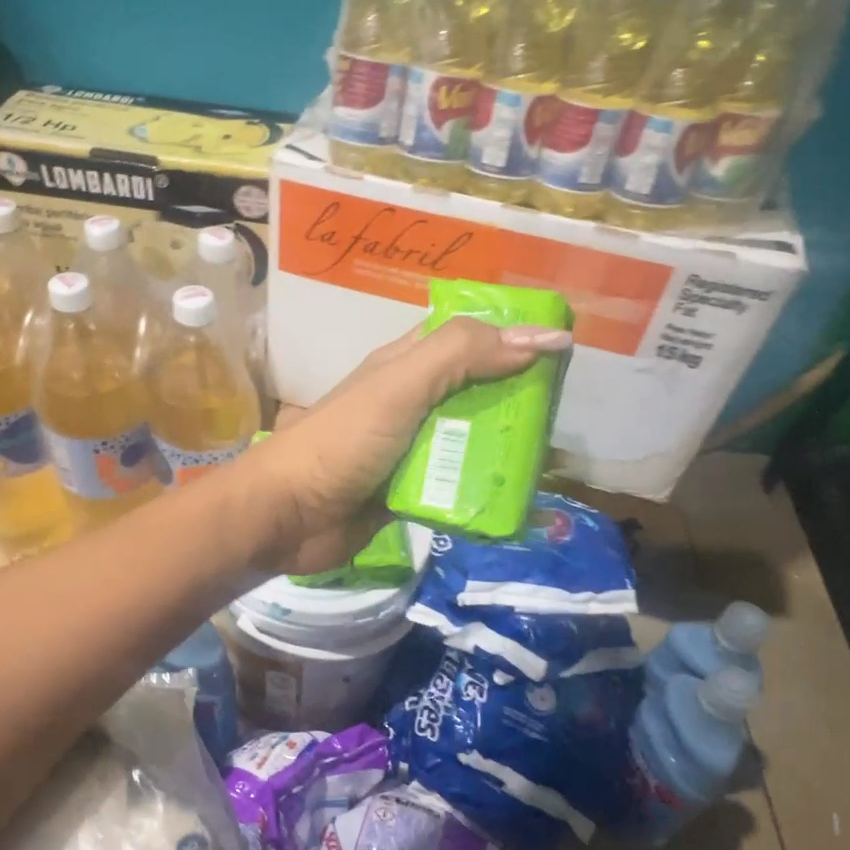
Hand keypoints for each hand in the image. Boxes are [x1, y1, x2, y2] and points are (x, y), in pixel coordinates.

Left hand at [244, 316, 571, 574]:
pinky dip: (482, 488)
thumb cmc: (342, 440)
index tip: (561, 346)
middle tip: (563, 410)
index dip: (508, 334)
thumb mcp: (401, 385)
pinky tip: (516, 495)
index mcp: (404, 365)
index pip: (466, 337)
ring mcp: (408, 450)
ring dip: (503, 447)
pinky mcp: (408, 493)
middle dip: (516, 397)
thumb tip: (545, 336)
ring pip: (468, 440)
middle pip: (475, 391)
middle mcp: (410, 403)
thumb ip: (463, 355)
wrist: (286, 514)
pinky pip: (455, 485)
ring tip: (549, 456)